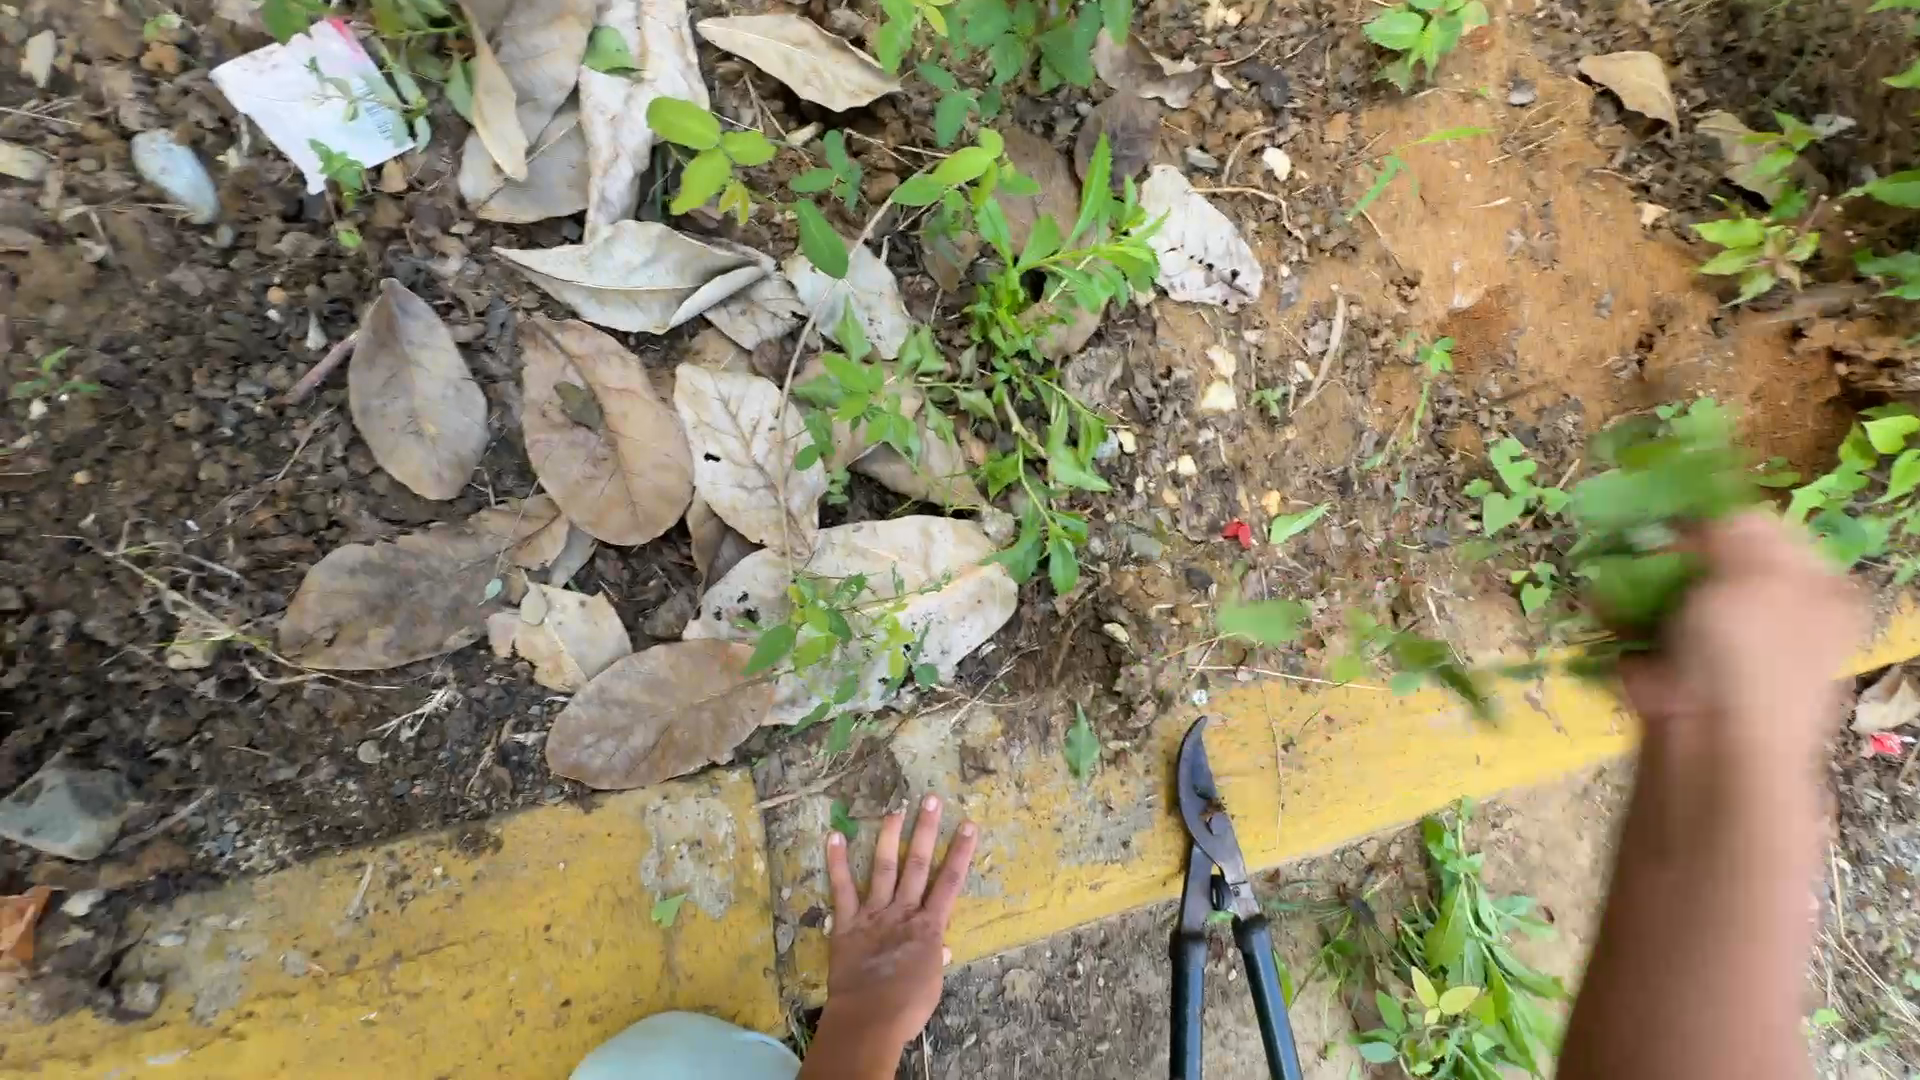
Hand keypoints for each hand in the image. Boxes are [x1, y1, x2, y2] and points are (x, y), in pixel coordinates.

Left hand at [816, 795, 977, 1058]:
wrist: (869, 1019)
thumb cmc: (907, 1007)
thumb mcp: (931, 983)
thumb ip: (935, 958)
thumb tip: (942, 947)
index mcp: (929, 927)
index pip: (949, 882)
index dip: (960, 852)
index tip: (968, 824)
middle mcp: (904, 911)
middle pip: (918, 864)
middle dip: (926, 830)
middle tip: (930, 798)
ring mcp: (874, 913)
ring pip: (884, 868)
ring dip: (890, 836)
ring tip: (895, 809)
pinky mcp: (847, 922)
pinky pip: (842, 888)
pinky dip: (837, 862)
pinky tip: (834, 836)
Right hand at [1621, 511, 1863, 764]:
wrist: (1709, 736)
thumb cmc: (1746, 657)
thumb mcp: (1753, 579)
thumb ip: (1732, 532)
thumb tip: (1702, 512)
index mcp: (1811, 584)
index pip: (1761, 527)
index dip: (1714, 515)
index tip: (1672, 516)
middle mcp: (1767, 605)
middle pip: (1704, 554)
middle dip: (1662, 550)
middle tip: (1638, 552)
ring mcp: (1714, 631)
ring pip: (1661, 583)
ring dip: (1630, 581)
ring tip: (1613, 587)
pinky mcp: (1667, 651)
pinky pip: (1636, 617)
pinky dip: (1614, 613)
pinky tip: (1605, 613)